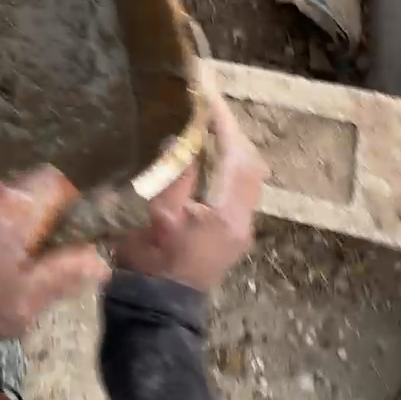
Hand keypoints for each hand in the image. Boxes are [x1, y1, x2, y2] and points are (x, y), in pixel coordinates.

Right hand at [114, 91, 268, 291]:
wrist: (155, 307)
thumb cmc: (150, 260)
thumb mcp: (156, 212)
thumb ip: (173, 173)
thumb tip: (180, 135)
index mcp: (227, 214)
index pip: (237, 157)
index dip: (222, 122)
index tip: (205, 92)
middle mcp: (243, 220)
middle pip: (250, 164)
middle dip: (229, 130)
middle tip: (204, 102)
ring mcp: (238, 228)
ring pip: (245, 175)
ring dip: (228, 145)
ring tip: (202, 120)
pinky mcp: (227, 232)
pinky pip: (234, 185)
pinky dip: (222, 160)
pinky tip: (200, 151)